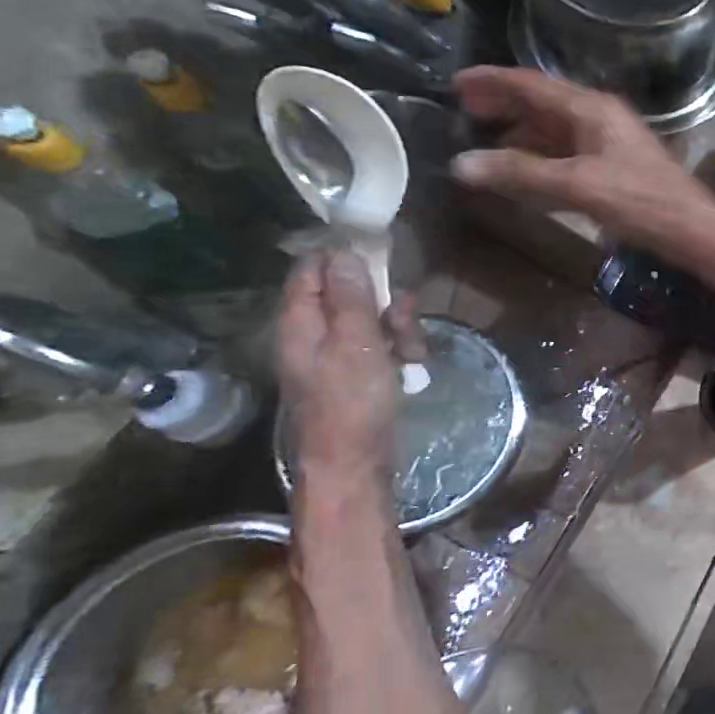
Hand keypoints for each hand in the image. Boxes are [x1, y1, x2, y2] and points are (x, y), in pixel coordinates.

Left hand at [277, 250, 425, 496]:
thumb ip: (350, 297)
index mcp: (300, 321)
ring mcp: (335, 354)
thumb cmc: (352, 401)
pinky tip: (413, 365)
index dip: (343, 254)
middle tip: (405, 314)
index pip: (312, 268)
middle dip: (384, 299)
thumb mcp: (355, 342)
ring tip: (414, 352)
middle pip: (350, 293)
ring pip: (371, 319)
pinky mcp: (356, 373)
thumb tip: (343, 253)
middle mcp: (313, 333)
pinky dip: (398, 349)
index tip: (380, 249)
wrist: (354, 464)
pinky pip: (379, 345)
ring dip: (399, 327)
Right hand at [447, 66, 714, 263]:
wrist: (695, 231)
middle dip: (504, 106)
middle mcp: (600, 118)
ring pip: (555, 131)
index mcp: (592, 109)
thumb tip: (462, 164)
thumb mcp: (579, 186)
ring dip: (520, 133)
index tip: (455, 83)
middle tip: (463, 112)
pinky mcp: (615, 169)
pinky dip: (541, 158)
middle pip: (543, 104)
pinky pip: (567, 155)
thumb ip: (522, 174)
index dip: (493, 82)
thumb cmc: (642, 202)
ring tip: (483, 139)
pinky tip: (523, 171)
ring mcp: (609, 143)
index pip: (533, 84)